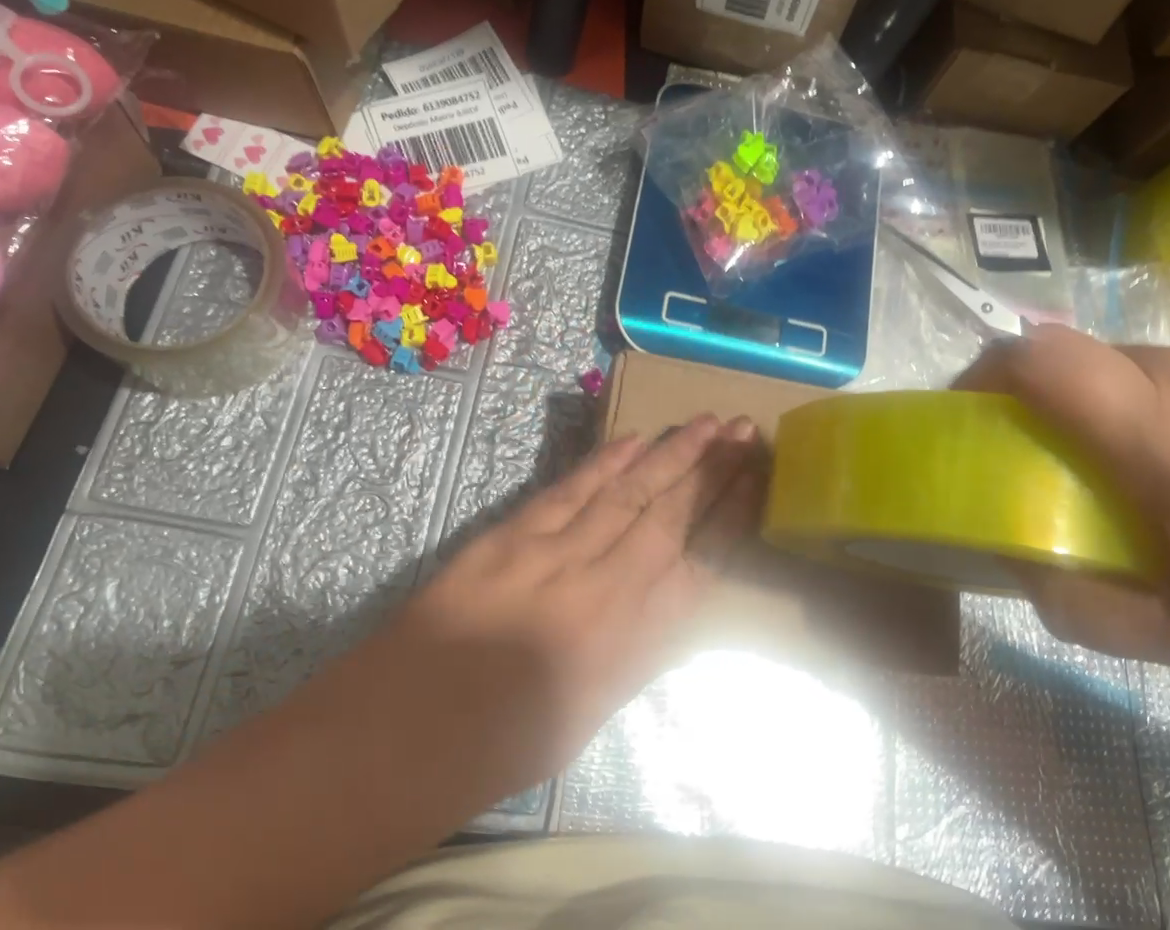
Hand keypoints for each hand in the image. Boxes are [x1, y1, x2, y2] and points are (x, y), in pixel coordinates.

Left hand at [349, 414, 762, 804]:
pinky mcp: (509, 537)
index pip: (703, 563)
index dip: (735, 515)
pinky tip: (634, 439)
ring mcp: (556, 556)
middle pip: (672, 515)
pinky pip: (568, 491)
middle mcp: (608, 589)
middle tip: (743, 430)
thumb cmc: (505, 746)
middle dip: (713, 471)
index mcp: (635, 642)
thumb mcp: (594, 710)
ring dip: (671, 454)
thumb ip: (633, 650)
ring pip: (628, 493)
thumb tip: (658, 604)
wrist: (411, 733)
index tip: (759, 478)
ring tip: (706, 423)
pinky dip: (604, 462)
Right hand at [959, 326, 1169, 746]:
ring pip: (1156, 365)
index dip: (984, 371)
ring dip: (1125, 410)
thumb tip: (1029, 575)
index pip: (1037, 355)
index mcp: (1168, 429)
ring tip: (1162, 485)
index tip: (970, 415)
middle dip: (1052, 404)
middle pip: (1091, 358)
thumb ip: (1086, 610)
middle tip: (1066, 473)